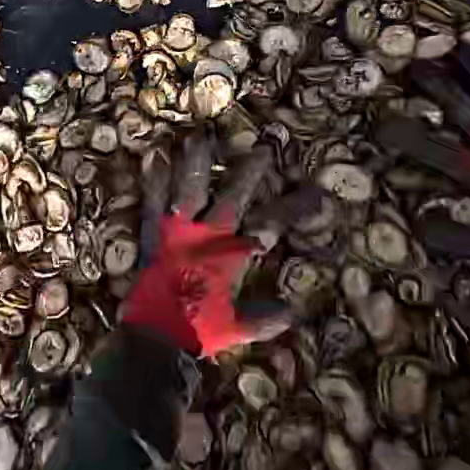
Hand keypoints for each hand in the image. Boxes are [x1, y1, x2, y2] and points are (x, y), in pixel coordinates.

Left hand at [122, 133, 299, 355]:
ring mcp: (180, 228)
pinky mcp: (155, 230)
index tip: (316, 190)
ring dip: (198, 162)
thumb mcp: (239, 327)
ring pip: (191, 186)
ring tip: (201, 137)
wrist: (159, 332)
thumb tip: (292, 310)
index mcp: (234, 253)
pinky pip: (154, 198)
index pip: (271, 223)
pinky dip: (155, 179)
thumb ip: (265, 317)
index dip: (293, 206)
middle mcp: (209, 233)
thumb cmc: (201, 328)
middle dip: (249, 171)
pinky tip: (154, 157)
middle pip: (232, 194)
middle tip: (262, 149)